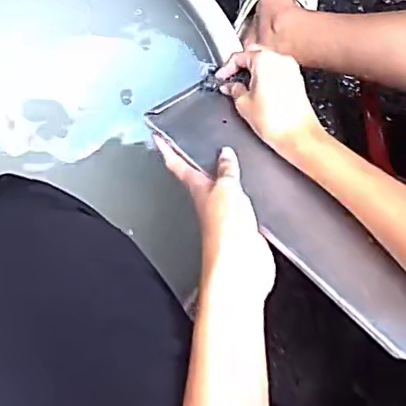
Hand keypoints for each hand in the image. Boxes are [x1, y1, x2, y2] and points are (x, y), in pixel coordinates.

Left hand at [157, 136, 274, 303]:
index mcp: (197, 188)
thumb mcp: (227, 189)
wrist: (241, 268)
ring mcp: (224, 213)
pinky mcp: (242, 225)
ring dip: (220, 174)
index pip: (177, 164)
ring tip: (222, 158)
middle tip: (188, 143)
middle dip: (193, 160)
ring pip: (219, 188)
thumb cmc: (225, 231)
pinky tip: (249, 187)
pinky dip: (242, 192)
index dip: (166, 150)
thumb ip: (227, 170)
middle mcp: (208, 200)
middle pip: (196, 176)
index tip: (156, 137)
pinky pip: (240, 203)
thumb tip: (225, 153)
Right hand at [216, 47, 323, 154]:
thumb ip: (233, 89)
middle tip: (230, 78)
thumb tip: (231, 86)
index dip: (226, 68)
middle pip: (254, 55)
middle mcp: (279, 59)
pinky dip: (267, 77)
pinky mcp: (298, 80)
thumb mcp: (243, 103)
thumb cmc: (276, 121)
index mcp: (263, 59)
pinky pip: (278, 71)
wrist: (300, 138)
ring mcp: (291, 69)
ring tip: (244, 87)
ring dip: (254, 71)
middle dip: (241, 66)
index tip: (221, 77)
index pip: (238, 57)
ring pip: (267, 62)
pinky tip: (260, 92)